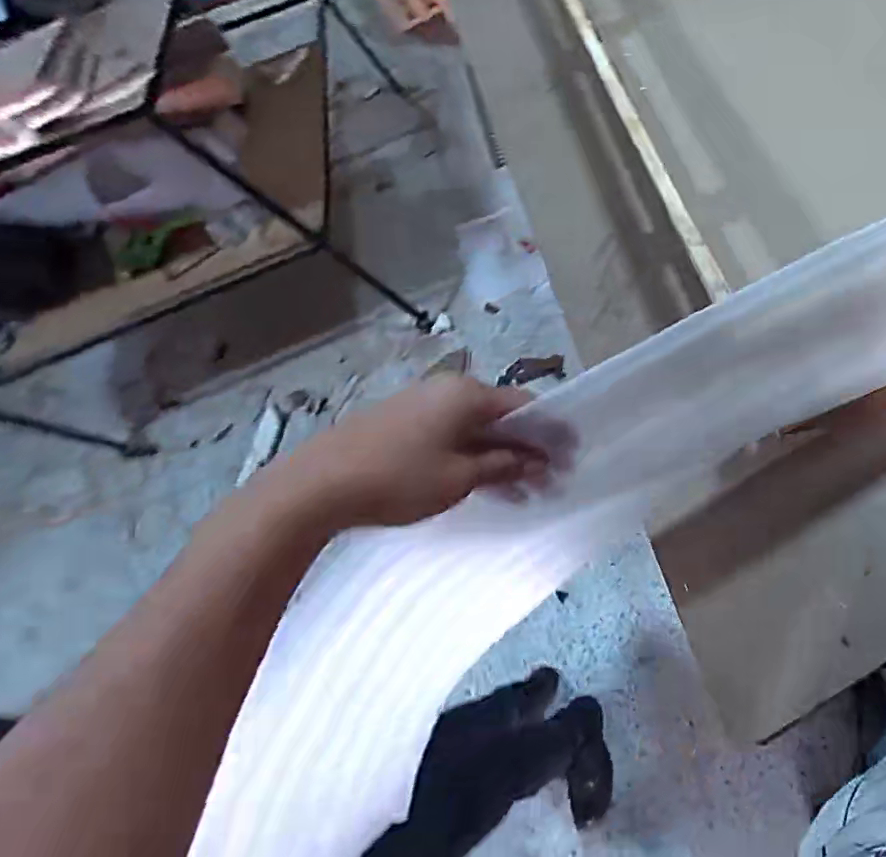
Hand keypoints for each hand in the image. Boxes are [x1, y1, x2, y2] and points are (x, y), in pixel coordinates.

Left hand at [261, 375, 557, 531]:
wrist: (315, 486)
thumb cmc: (397, 479)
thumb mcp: (458, 478)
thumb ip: (502, 465)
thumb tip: (534, 461)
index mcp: (467, 394)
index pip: (525, 406)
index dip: (551, 432)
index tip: (570, 457)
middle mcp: (448, 391)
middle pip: (501, 418)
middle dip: (527, 450)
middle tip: (550, 484)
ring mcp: (422, 405)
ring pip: (476, 430)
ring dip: (501, 458)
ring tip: (522, 495)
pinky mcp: (403, 424)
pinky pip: (452, 436)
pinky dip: (473, 458)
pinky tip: (484, 485)